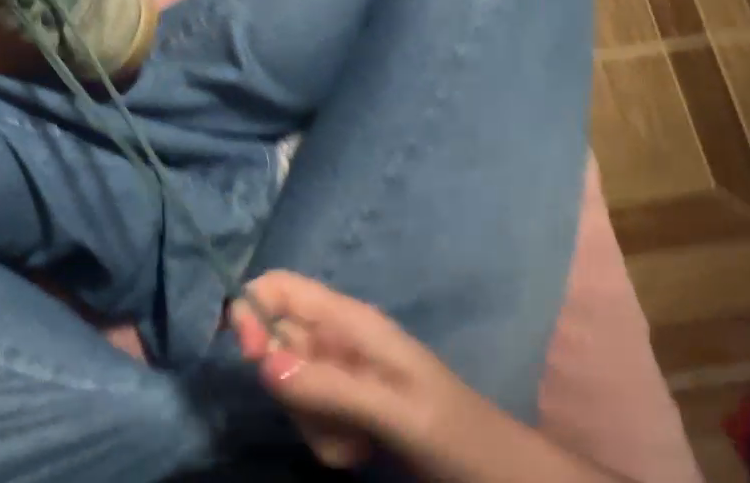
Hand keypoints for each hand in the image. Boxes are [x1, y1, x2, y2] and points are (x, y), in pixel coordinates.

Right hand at [230, 271, 488, 470]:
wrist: (502, 478)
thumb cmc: (456, 432)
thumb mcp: (396, 410)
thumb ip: (331, 387)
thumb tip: (261, 364)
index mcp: (351, 319)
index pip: (279, 286)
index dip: (250, 307)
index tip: (248, 353)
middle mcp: (338, 339)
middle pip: (275, 340)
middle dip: (287, 383)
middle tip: (324, 415)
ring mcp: (340, 373)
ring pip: (287, 383)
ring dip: (309, 418)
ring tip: (355, 441)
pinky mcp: (344, 406)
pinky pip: (306, 414)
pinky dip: (324, 438)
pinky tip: (360, 451)